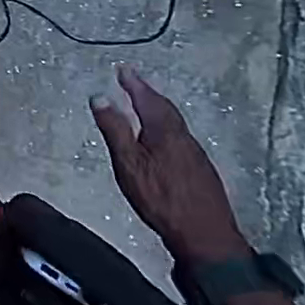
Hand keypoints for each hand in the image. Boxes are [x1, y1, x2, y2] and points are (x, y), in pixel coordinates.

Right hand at [91, 65, 251, 264]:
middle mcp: (182, 134)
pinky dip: (166, 125)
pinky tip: (162, 137)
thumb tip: (100, 97)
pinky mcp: (200, 167)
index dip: (133, 82)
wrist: (205, 235)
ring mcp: (194, 152)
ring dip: (157, 108)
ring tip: (144, 104)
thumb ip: (114, 129)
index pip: (146, 97)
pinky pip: (179, 134)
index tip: (123, 69)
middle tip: (132, 81)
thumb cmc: (161, 198)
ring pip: (173, 120)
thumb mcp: (129, 163)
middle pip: (163, 106)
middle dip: (146, 91)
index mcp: (163, 129)